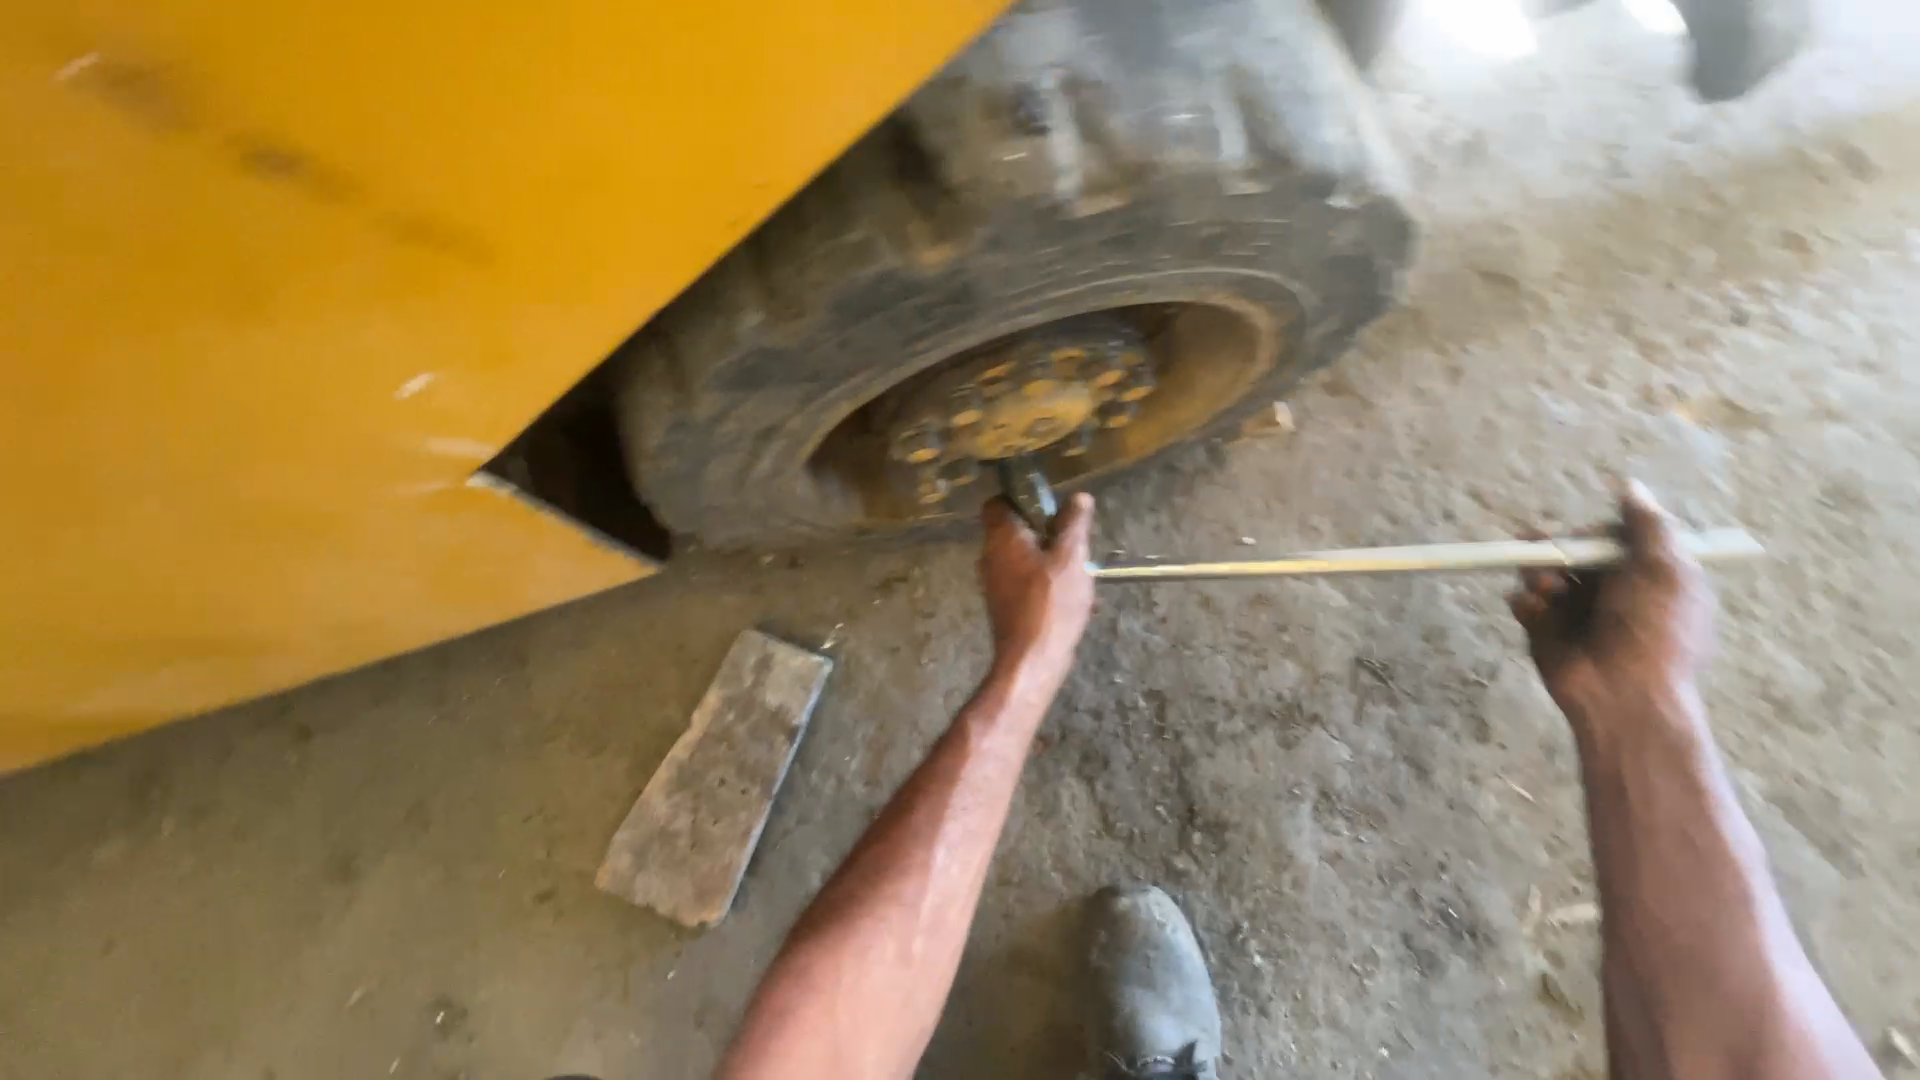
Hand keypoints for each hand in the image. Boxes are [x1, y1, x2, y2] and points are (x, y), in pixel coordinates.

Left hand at [978, 492, 1095, 680]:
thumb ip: (1074, 524)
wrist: (1032, 659)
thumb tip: (1078, 497)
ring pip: (1026, 560)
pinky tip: (1077, 602)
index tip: (1048, 505)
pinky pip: (1028, 585)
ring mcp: (995, 584)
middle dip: (1047, 534)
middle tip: (1074, 543)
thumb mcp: (1071, 557)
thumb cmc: (1051, 602)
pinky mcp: (1005, 606)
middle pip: (1016, 532)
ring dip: (1053, 563)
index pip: (997, 503)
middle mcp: (990, 557)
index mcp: (1001, 537)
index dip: (1020, 499)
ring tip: (1082, 575)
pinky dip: (1049, 586)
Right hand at [1509, 481, 1714, 717]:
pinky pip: (1523, 602)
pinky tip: (1534, 612)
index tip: (1589, 539)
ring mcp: (1575, 611)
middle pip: (1572, 552)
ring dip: (1538, 574)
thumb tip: (1630, 485)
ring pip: (1543, 573)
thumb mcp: (1665, 570)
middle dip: (1557, 551)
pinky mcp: (1543, 629)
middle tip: (1553, 560)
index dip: (1596, 534)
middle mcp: (1612, 590)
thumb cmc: (1654, 629)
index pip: (1614, 538)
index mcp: (1649, 577)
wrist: (1622, 690)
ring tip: (1545, 589)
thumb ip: (1649, 526)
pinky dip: (1525, 603)